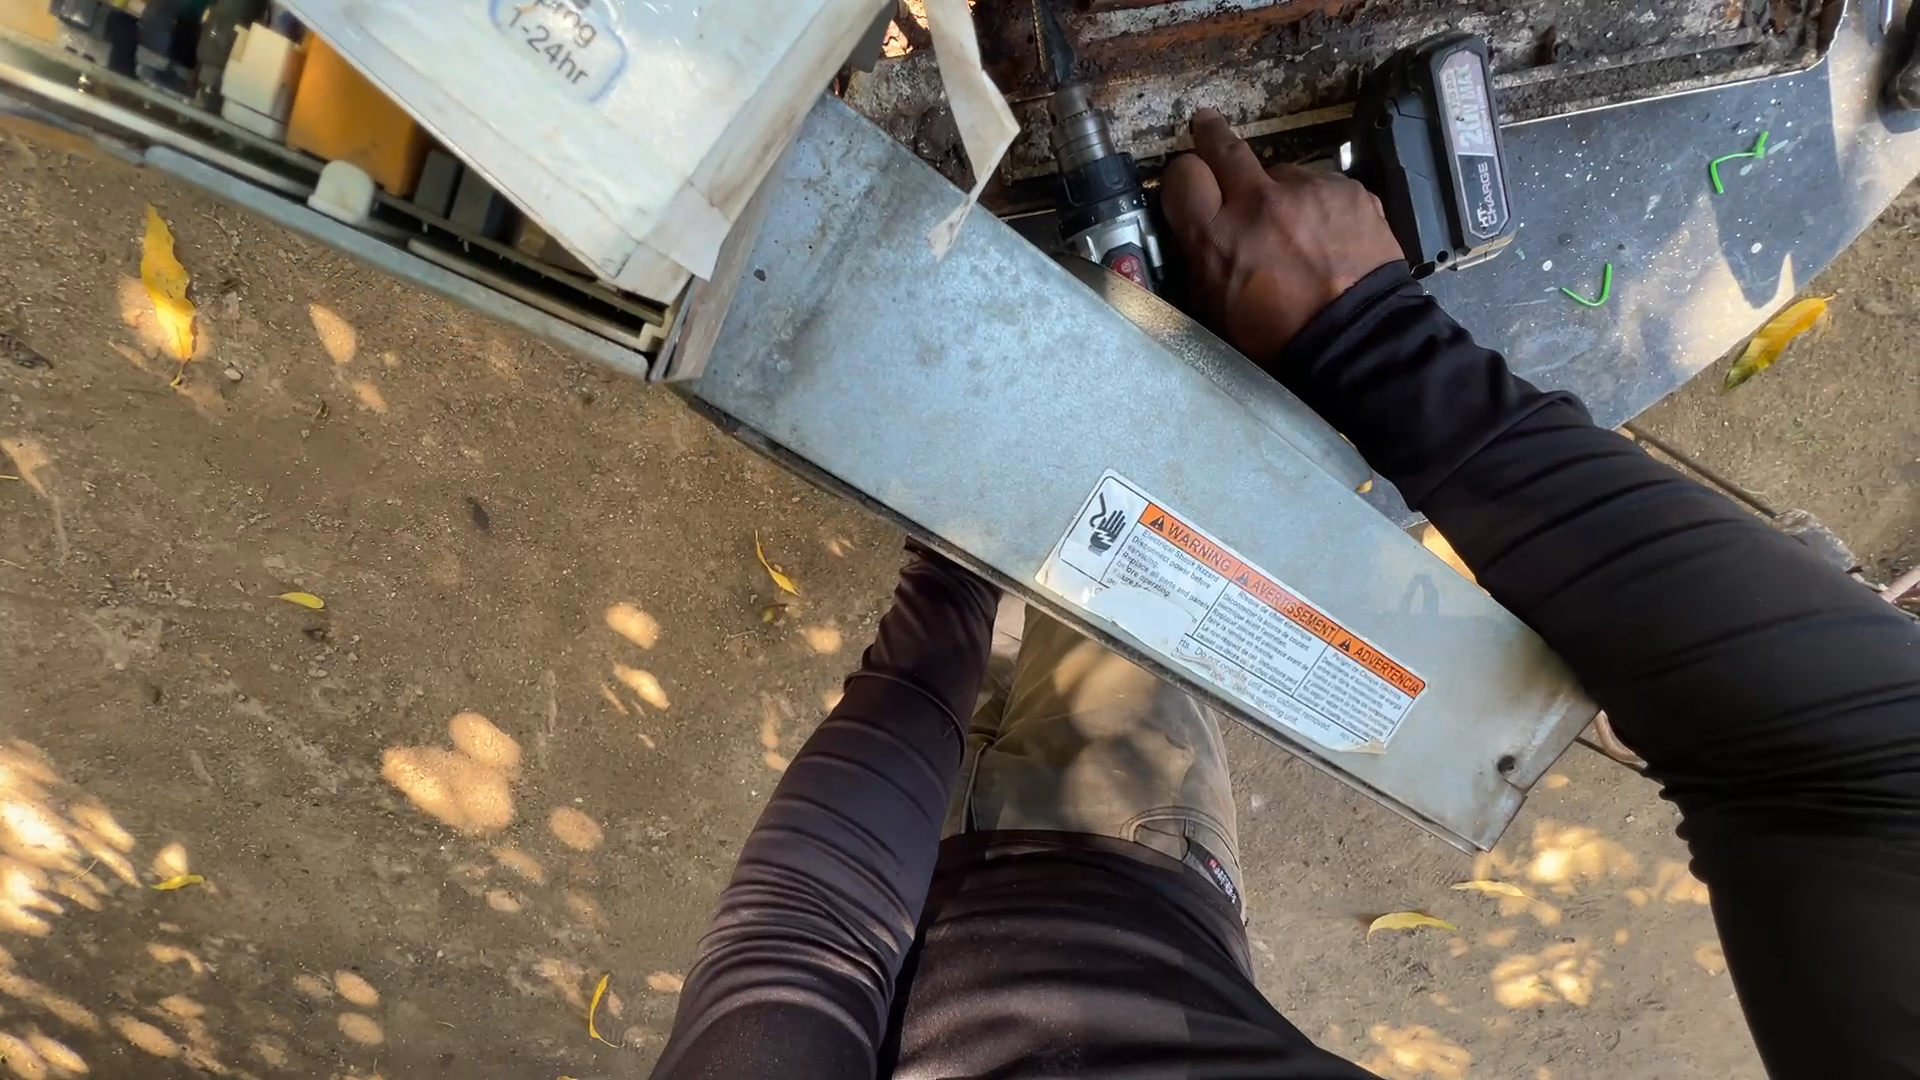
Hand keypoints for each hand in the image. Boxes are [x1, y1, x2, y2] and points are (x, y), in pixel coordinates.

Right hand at [1161, 109, 1404, 360]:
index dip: (1182, 175)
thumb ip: (1201, 261)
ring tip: (1288, 227)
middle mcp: (1257, 202)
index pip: (1182, 175)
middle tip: (1206, 126)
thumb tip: (1195, 234)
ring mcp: (1307, 190)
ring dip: (1274, 190)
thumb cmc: (1275, 337)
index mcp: (1216, 237)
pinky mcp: (1347, 189)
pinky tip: (1323, 236)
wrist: (1353, 339)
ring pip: (1278, 171)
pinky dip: (1315, 205)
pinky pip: (1321, 187)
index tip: (1186, 177)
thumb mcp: (1215, 308)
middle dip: (1211, 135)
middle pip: (1225, 146)